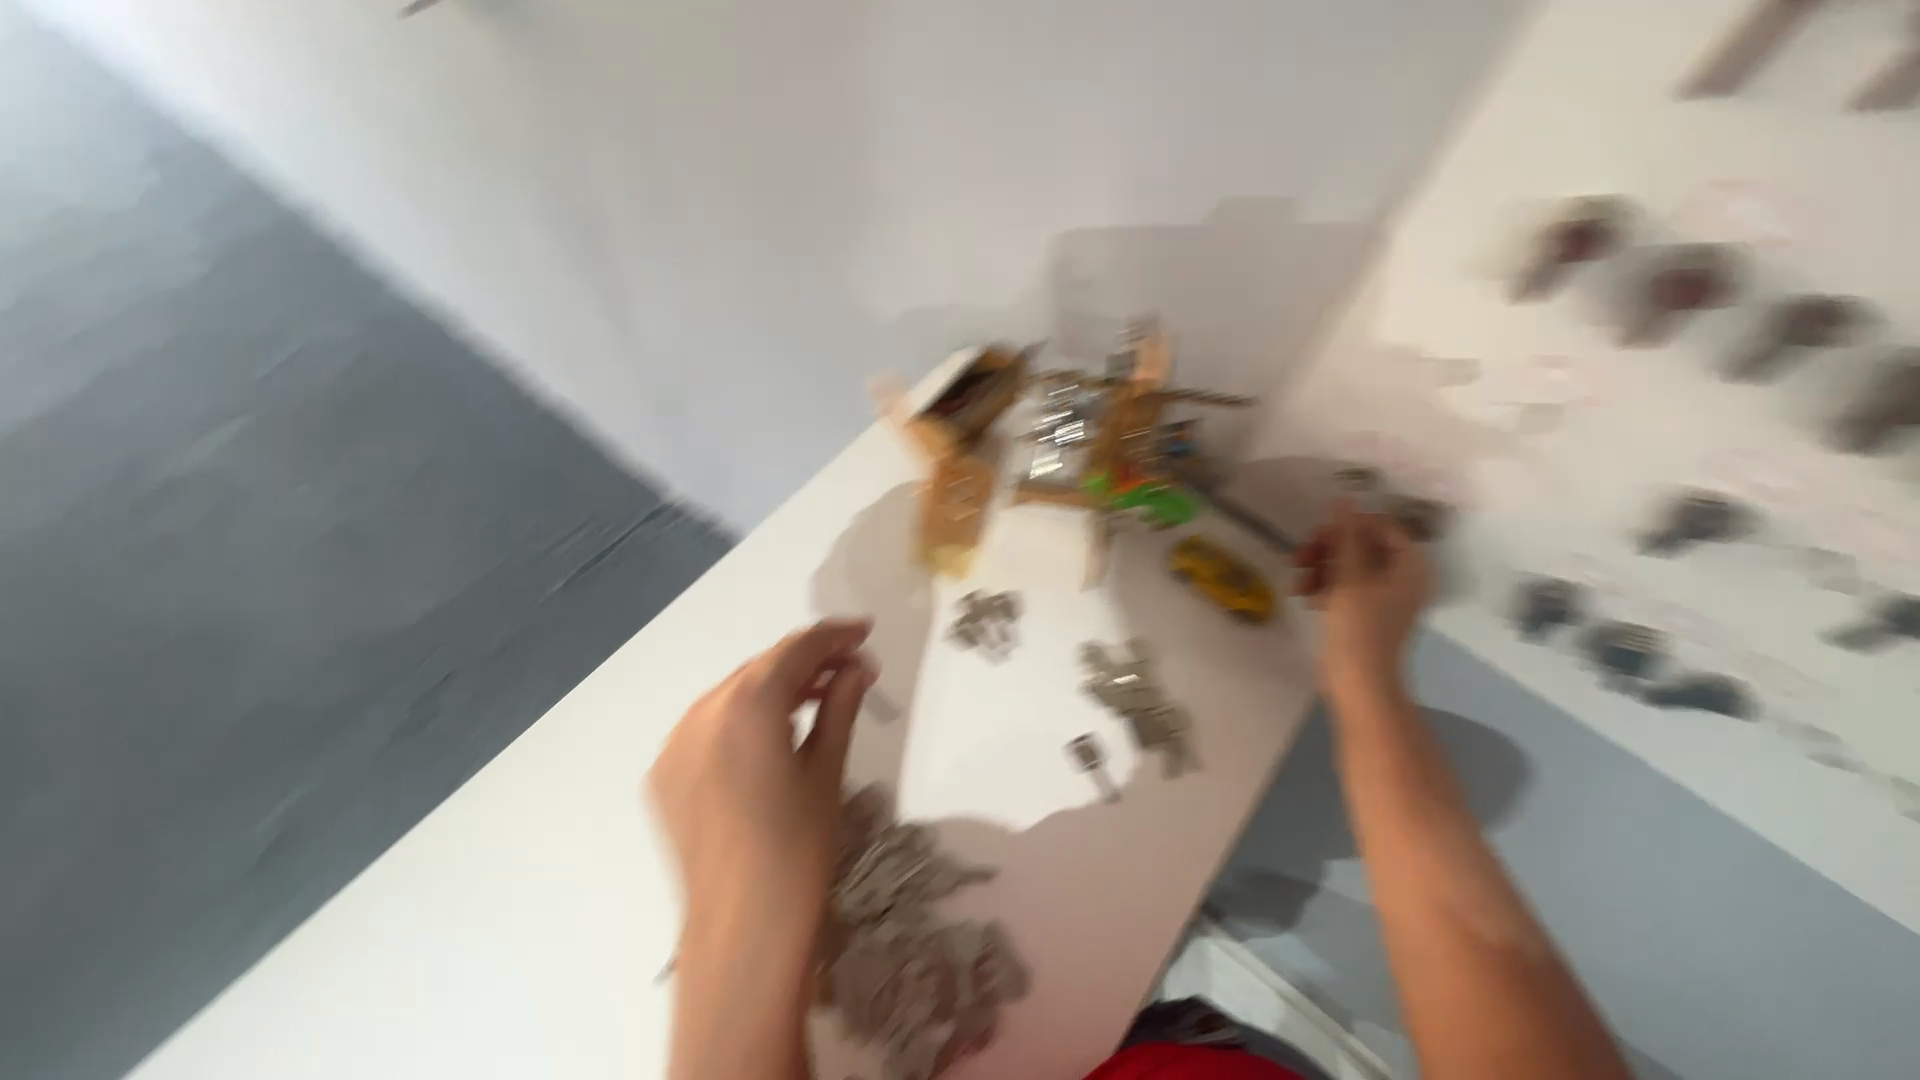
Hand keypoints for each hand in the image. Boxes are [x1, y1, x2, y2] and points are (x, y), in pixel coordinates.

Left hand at [648, 618, 875, 942]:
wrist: (742, 926)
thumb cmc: (799, 844)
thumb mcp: (827, 768)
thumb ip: (840, 705)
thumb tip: (856, 669)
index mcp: (748, 702)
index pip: (796, 649)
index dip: (834, 636)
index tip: (864, 633)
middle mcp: (702, 711)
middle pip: (761, 669)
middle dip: (807, 664)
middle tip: (850, 672)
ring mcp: (675, 744)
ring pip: (733, 698)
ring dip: (774, 692)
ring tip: (816, 702)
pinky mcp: (663, 776)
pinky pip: (709, 730)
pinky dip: (742, 724)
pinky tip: (770, 742)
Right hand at [1292, 499, 1432, 697]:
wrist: (1359, 682)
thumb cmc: (1359, 627)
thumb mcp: (1350, 576)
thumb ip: (1346, 535)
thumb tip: (1345, 499)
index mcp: (1410, 564)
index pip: (1379, 526)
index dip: (1347, 526)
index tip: (1317, 538)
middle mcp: (1403, 575)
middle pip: (1361, 544)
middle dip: (1327, 549)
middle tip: (1300, 559)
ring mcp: (1385, 595)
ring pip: (1348, 564)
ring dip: (1320, 568)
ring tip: (1299, 585)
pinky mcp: (1367, 612)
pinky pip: (1345, 585)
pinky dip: (1325, 586)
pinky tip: (1307, 598)